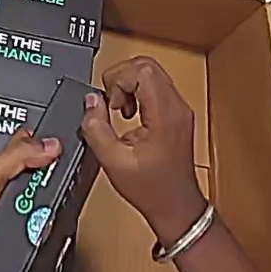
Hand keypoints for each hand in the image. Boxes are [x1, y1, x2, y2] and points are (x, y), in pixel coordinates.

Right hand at [79, 57, 208, 243]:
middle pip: (147, 66)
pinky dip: (137, 93)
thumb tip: (90, 101)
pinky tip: (130, 116)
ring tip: (120, 111)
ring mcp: (179, 108)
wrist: (176, 205)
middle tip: (112, 104)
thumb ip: (96, 128)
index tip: (110, 104)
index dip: (118, 80)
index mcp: (165, 114)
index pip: (142, 71)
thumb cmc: (151, 189)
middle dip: (121, 79)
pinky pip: (155, 86)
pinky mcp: (177, 112)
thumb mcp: (113, 162)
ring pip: (151, 72)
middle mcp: (177, 106)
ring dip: (129, 85)